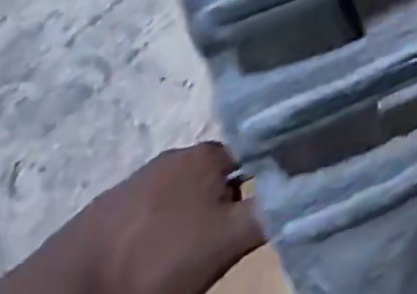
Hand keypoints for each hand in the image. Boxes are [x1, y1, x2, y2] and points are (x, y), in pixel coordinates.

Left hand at [0, 142, 263, 293]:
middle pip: (216, 179)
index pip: (255, 158)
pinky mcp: (94, 216)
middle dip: (219, 208)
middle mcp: (170, 155)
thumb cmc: (154, 262)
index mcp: (205, 151)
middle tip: (213, 246)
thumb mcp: (229, 240)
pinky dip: (150, 236)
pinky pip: (143, 217)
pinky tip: (142, 264)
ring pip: (178, 199)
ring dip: (184, 224)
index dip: (259, 188)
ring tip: (177, 259)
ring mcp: (128, 184)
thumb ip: (277, 208)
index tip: (250, 220)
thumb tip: (323, 182)